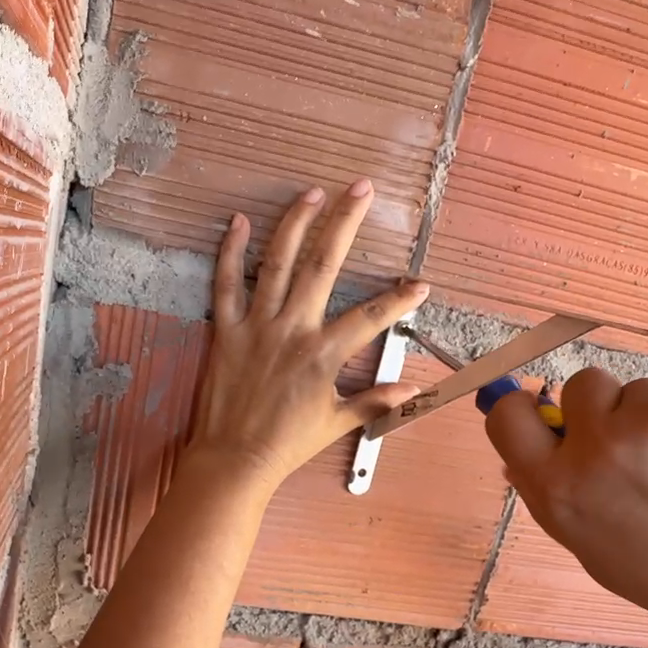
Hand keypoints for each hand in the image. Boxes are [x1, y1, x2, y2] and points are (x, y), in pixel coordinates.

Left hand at [187, 181, 429, 494]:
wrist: (235, 459)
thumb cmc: (286, 444)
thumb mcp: (336, 423)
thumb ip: (375, 401)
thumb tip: (413, 391)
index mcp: (323, 354)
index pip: (370, 317)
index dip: (399, 299)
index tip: (420, 283)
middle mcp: (293, 330)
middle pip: (323, 265)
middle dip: (346, 222)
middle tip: (362, 188)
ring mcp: (257, 326)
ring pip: (277, 263)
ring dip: (295, 222)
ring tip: (312, 191)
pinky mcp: (226, 331)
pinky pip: (226, 284)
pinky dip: (230, 251)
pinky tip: (237, 221)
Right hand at [485, 369, 647, 647]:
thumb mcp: (590, 549)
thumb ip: (553, 497)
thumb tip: (521, 459)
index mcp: (558, 490)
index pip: (507, 418)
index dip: (523, 410)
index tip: (544, 415)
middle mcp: (599, 448)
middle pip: (580, 384)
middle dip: (600, 407)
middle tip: (630, 445)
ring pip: (641, 390)